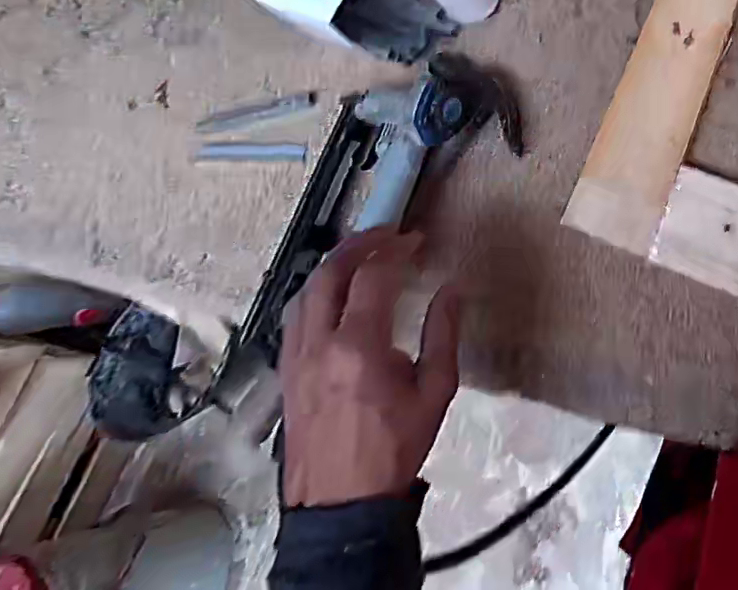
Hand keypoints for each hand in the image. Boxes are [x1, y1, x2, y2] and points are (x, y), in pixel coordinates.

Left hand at [280, 232, 460, 506]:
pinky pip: (294, 317)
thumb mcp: (436, 390)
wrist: (341, 506)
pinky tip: (333, 294)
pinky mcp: (286, 375)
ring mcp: (296, 360)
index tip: (415, 240)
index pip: (373, 276)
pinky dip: (315, 292)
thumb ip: (444, 333)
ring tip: (359, 254)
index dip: (395, 249)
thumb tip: (452, 290)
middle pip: (329, 274)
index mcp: (358, 347)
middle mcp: (319, 346)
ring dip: (333, 264)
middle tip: (385, 232)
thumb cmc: (393, 448)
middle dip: (358, 243)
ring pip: (304, 292)